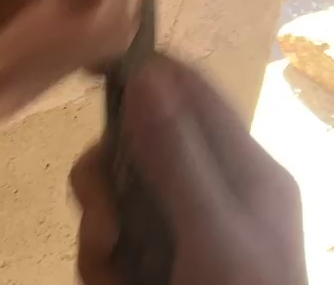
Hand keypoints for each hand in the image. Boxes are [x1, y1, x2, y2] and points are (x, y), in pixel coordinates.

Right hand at [71, 54, 305, 284]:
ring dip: (99, 225)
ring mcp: (180, 228)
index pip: (189, 88)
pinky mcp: (152, 262)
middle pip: (137, 137)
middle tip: (106, 219)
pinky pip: (107, 233)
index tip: (87, 72)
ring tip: (113, 270)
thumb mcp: (215, 239)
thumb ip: (178, 155)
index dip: (141, 72)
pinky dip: (101, 261)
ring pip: (114, 187)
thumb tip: (142, 70)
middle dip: (109, 175)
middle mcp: (211, 189)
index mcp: (246, 171)